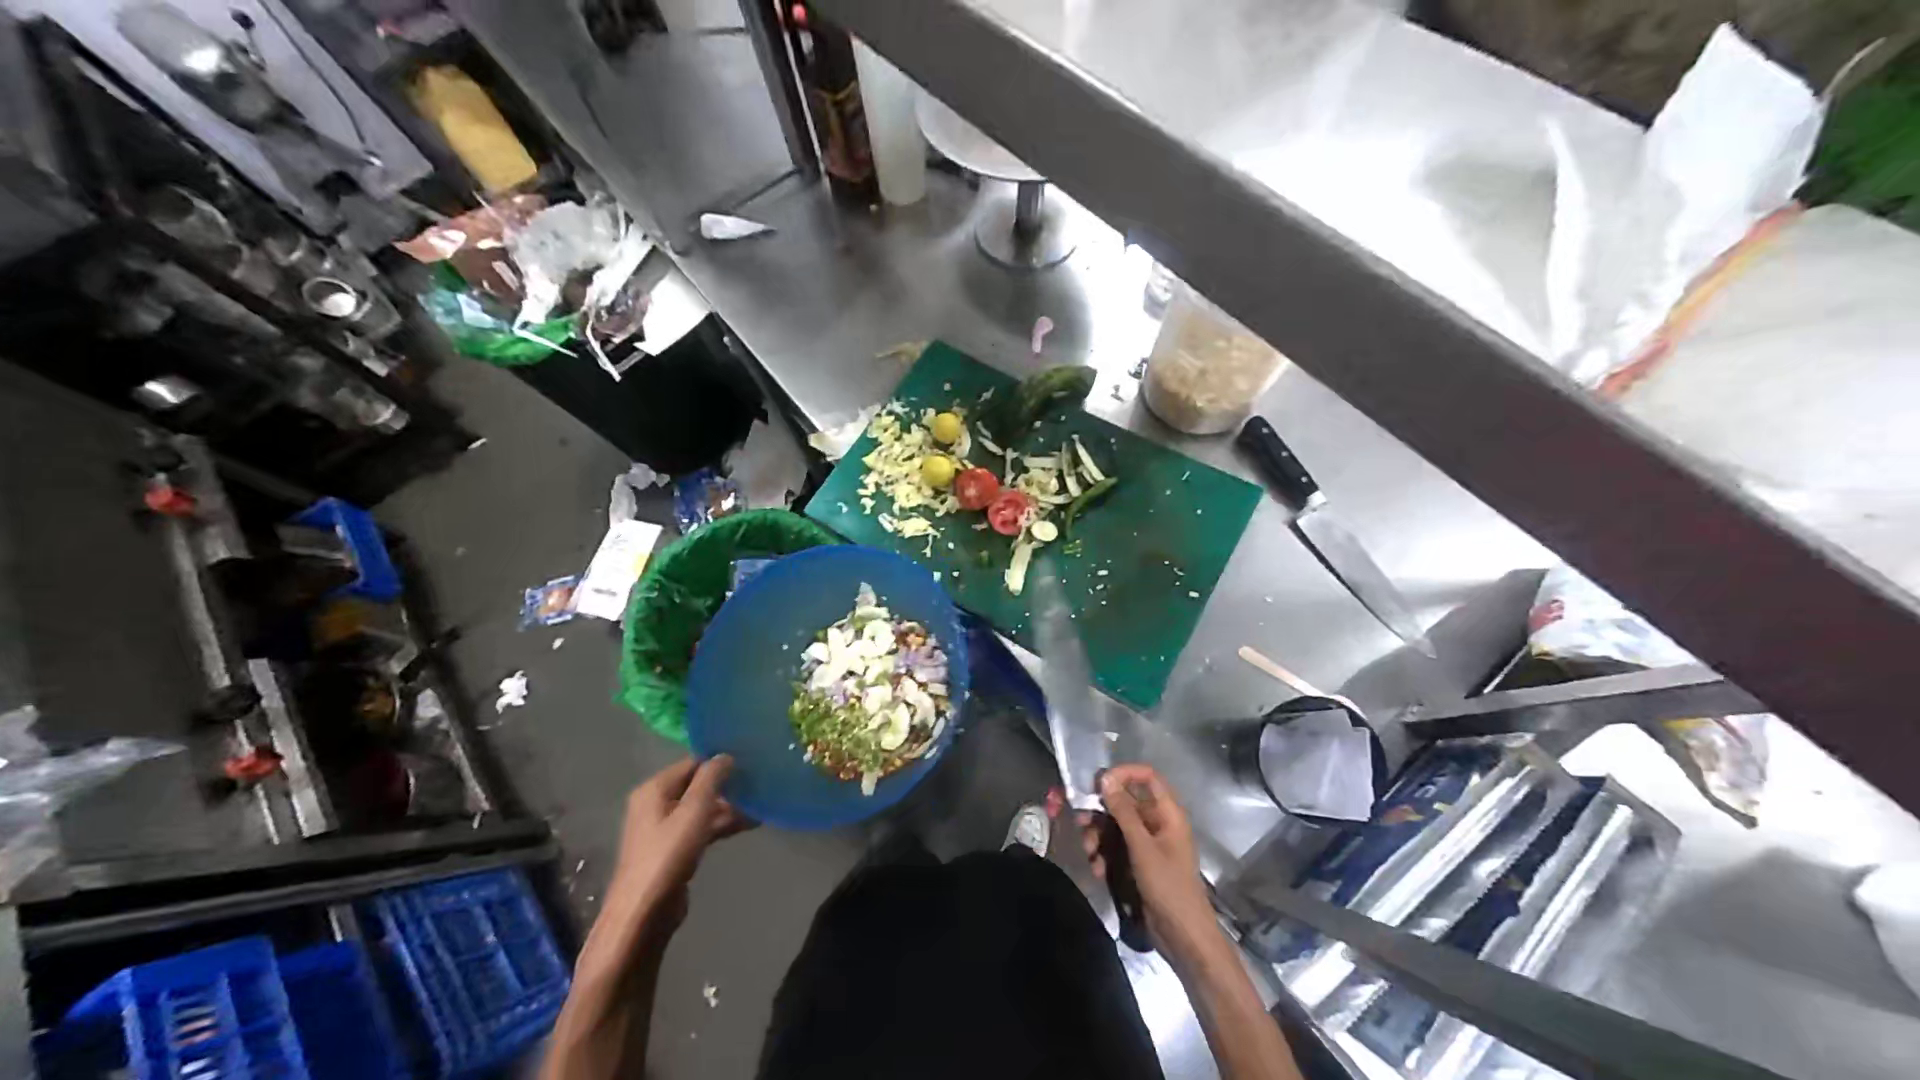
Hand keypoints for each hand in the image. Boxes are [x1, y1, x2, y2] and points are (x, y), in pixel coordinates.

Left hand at [599, 756, 750, 941]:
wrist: (644, 913)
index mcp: (654, 789)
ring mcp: (664, 829)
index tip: (749, 760)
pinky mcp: (673, 850)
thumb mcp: (694, 810)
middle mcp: (656, 804)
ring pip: (701, 808)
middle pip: (697, 785)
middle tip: (758, 783)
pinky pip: (701, 827)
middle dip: (727, 786)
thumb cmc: (668, 854)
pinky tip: (749, 824)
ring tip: (760, 805)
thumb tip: (725, 755)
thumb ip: (711, 778)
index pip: (692, 763)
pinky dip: (721, 825)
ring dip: (728, 807)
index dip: (719, 761)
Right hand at [1080, 764, 1216, 960]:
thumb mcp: (1143, 847)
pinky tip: (1097, 870)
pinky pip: (1117, 848)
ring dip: (1099, 837)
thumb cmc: (1169, 886)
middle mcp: (1157, 823)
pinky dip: (1104, 855)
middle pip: (1125, 803)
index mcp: (1168, 813)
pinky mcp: (1138, 863)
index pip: (1147, 777)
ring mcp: (1148, 844)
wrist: (1183, 936)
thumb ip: (1124, 811)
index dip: (1124, 774)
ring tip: (1088, 853)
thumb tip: (1106, 778)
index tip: (1098, 783)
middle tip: (1080, 823)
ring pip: (1116, 826)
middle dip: (1101, 812)